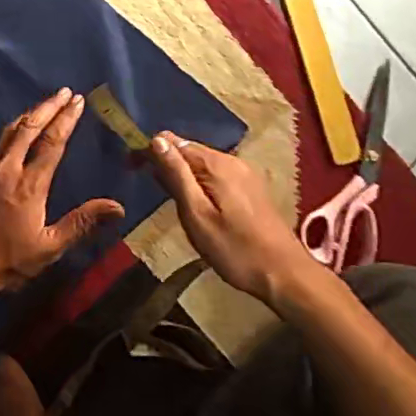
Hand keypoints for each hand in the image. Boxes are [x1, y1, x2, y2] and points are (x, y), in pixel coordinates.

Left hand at [0, 88, 125, 307]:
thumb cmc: (6, 261)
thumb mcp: (48, 248)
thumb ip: (82, 223)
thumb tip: (118, 207)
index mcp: (28, 185)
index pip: (51, 143)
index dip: (66, 120)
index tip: (78, 102)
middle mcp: (6, 169)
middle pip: (29, 127)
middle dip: (48, 107)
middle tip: (65, 92)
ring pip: (10, 130)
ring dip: (30, 113)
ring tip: (46, 103)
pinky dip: (13, 127)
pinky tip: (18, 127)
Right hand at [147, 130, 310, 302]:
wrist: (284, 274)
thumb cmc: (234, 249)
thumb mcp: (196, 214)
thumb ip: (176, 175)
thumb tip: (155, 140)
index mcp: (216, 164)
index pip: (172, 141)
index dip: (149, 151)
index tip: (131, 169)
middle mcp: (232, 161)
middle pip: (188, 150)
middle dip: (165, 163)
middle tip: (151, 190)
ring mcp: (244, 174)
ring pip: (202, 163)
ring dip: (181, 175)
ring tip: (170, 200)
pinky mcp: (251, 189)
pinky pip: (215, 175)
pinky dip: (198, 183)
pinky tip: (196, 205)